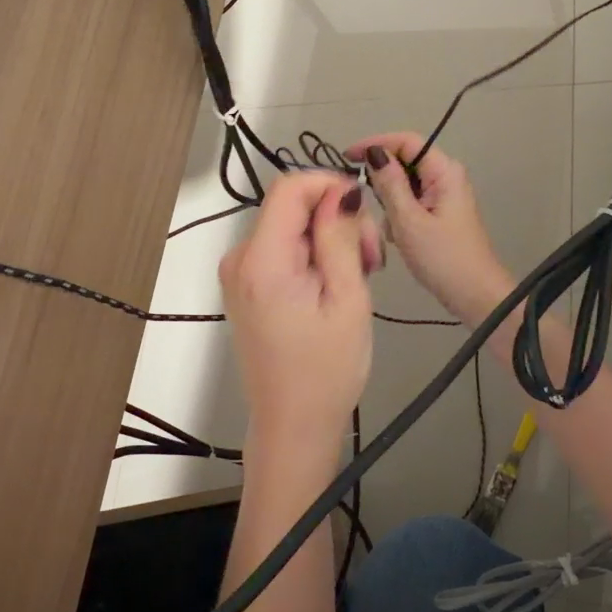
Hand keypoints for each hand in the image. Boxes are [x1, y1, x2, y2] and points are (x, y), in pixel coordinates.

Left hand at [219, 172, 380, 443]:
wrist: (294, 425)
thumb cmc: (327, 370)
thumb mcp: (346, 298)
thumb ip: (339, 237)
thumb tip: (342, 191)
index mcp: (262, 260)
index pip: (289, 187)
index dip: (329, 186)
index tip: (364, 214)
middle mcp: (240, 259)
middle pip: (291, 207)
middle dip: (337, 219)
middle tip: (371, 261)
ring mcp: (240, 274)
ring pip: (291, 227)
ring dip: (329, 240)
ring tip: (360, 277)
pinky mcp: (247, 287)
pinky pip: (283, 250)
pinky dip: (314, 256)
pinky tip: (337, 285)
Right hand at [345, 133, 513, 324]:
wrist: (474, 295)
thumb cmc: (442, 257)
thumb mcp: (408, 220)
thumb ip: (389, 184)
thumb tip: (374, 153)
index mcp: (444, 171)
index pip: (406, 141)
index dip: (375, 143)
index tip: (346, 157)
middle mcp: (446, 177)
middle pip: (404, 161)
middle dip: (383, 180)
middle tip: (367, 203)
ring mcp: (444, 196)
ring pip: (404, 184)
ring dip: (390, 203)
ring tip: (391, 229)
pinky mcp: (439, 214)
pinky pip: (411, 203)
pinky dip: (399, 216)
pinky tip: (400, 238)